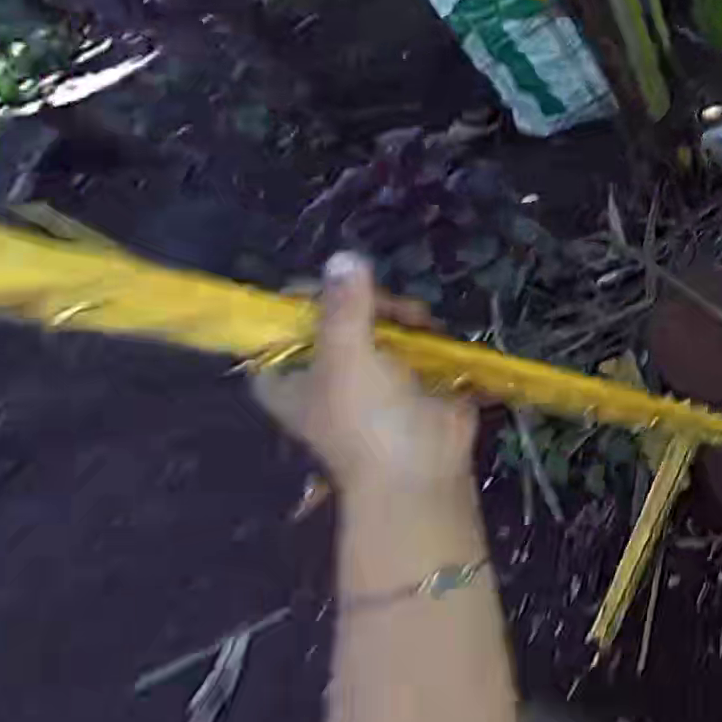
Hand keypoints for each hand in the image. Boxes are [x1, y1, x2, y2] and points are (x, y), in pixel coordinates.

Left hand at [253, 252, 477, 497]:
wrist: (423, 466)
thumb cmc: (367, 420)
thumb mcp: (347, 359)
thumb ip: (345, 308)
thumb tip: (345, 256)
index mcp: (288, 375)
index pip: (284, 321)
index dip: (310, 300)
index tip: (343, 290)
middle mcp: (326, 371)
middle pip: (341, 313)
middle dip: (371, 304)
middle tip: (393, 312)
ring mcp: (371, 373)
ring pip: (381, 322)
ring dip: (404, 316)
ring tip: (422, 324)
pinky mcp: (411, 376)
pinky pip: (413, 339)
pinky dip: (426, 332)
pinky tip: (437, 333)